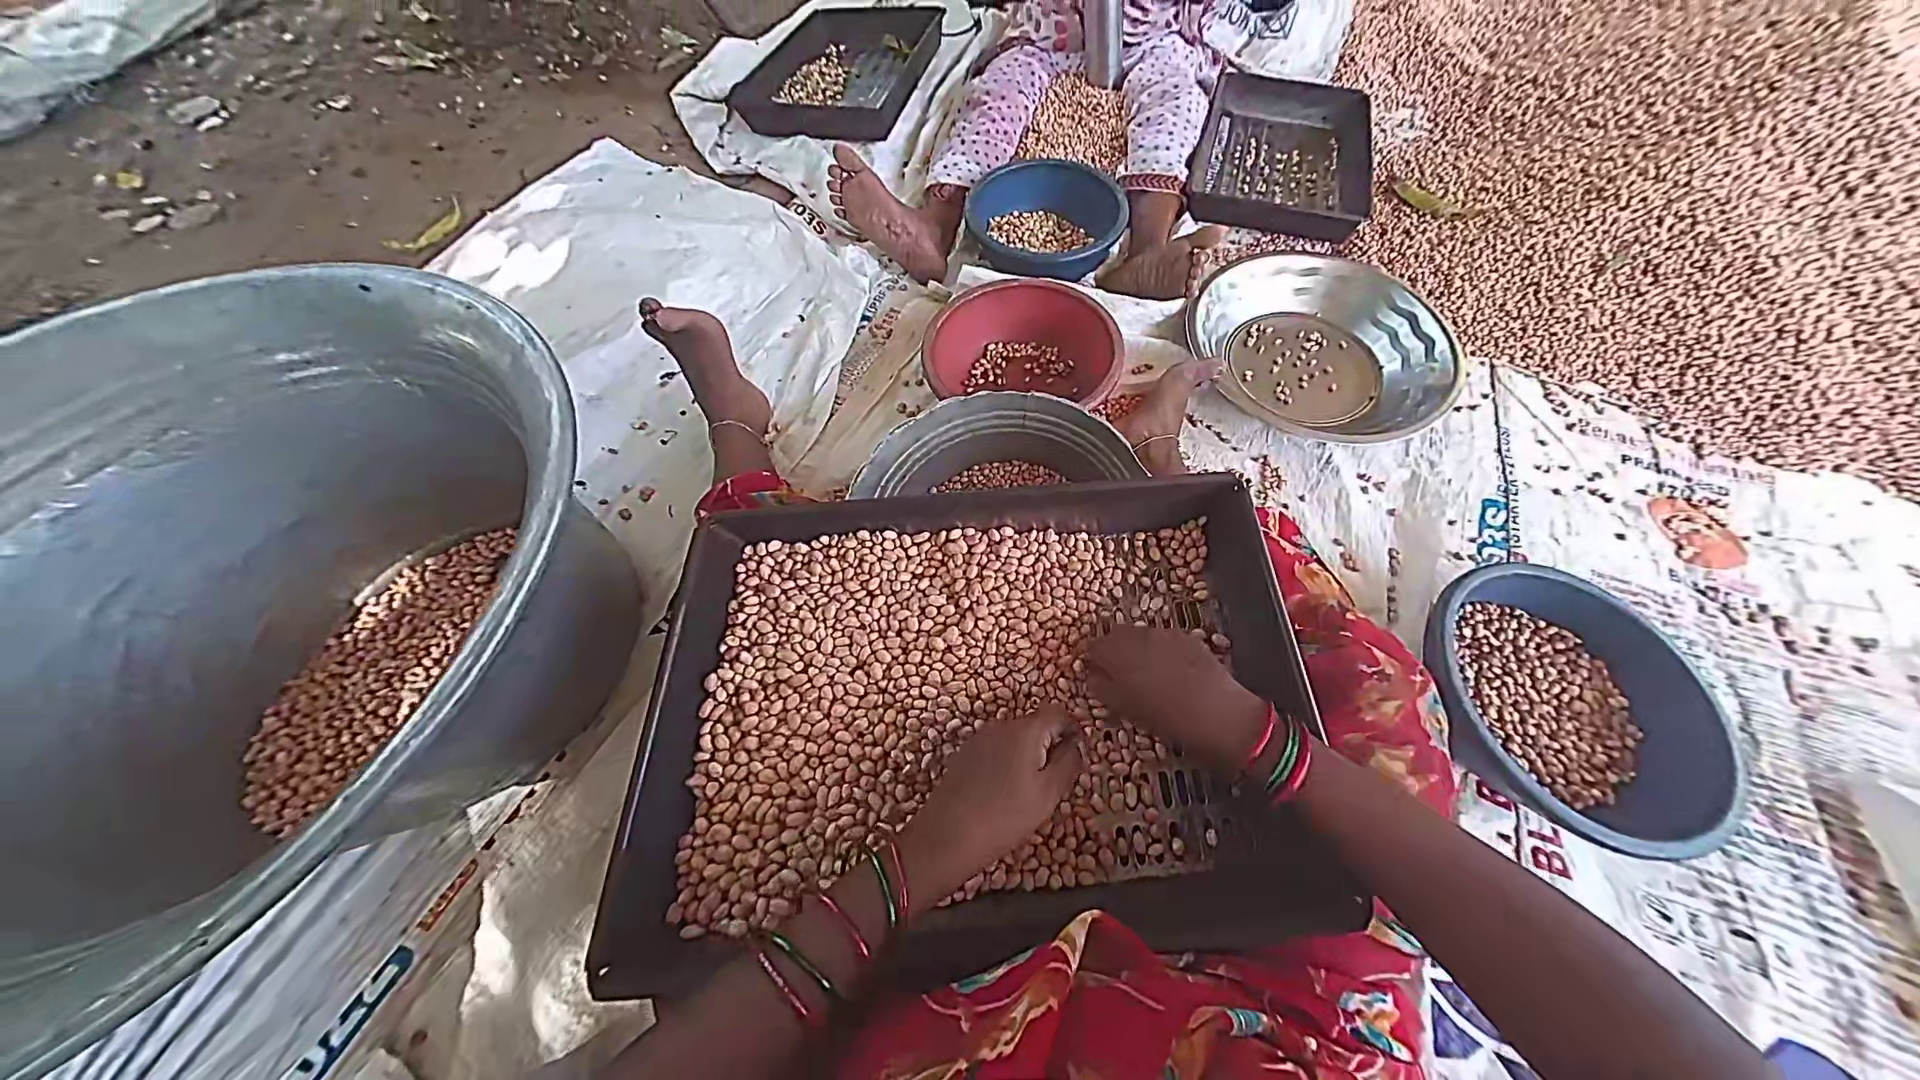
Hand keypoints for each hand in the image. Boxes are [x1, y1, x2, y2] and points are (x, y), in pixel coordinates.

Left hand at [895, 706, 1084, 911]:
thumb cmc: (1006, 815)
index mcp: (1026, 729)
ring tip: (1028, 792)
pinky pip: (995, 750)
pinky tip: (1003, 793)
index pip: (1058, 713)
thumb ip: (1069, 762)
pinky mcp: (964, 753)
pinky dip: (1006, 763)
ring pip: (1015, 739)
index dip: (1073, 730)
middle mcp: (1001, 725)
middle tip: (1055, 782)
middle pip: (1035, 725)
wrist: (948, 835)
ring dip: (1028, 756)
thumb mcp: (1048, 793)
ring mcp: (979, 738)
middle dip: (1050, 746)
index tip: (1078, 755)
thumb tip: (1078, 743)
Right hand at [1084, 626, 1269, 771]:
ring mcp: (1163, 633)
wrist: (1219, 714)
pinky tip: (1169, 669)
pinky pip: (1162, 638)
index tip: (1096, 672)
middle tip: (1118, 672)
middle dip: (1112, 649)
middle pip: (1114, 634)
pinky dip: (1158, 649)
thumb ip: (1103, 688)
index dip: (1092, 659)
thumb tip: (1093, 674)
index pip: (1092, 646)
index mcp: (1117, 654)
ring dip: (1135, 647)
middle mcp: (1138, 637)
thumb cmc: (1167, 718)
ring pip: (1139, 634)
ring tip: (1146, 672)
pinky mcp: (1186, 636)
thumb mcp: (1127, 710)